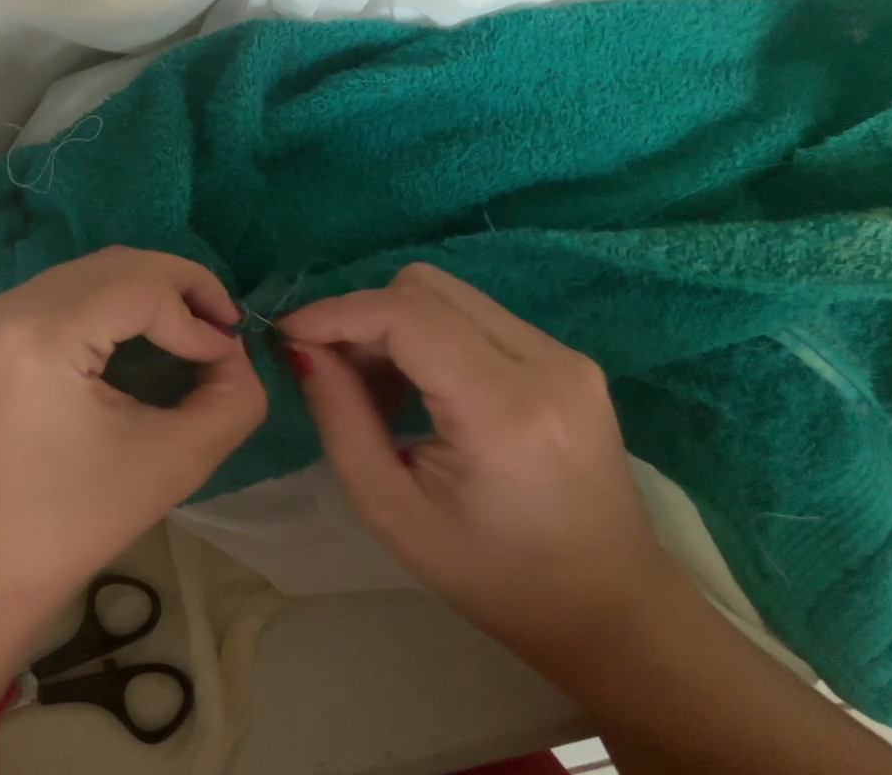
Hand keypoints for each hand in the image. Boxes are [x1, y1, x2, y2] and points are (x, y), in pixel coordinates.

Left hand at [0, 247, 264, 705]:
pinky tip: (142, 332)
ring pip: (89, 272)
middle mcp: (7, 308)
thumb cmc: (78, 520)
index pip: (140, 285)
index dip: (196, 310)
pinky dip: (109, 301)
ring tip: (191, 329)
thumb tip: (234, 351)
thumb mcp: (176, 459)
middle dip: (178, 287)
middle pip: (113, 265)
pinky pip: (62, 292)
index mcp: (41, 335)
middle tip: (222, 330)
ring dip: (146, 290)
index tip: (228, 354)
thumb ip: (232, 397)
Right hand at [278, 263, 676, 663]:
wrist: (605, 604)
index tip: (286, 334)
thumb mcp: (386, 505)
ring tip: (374, 385)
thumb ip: (338, 415)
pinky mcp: (565, 359)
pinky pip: (472, 315)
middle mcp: (546, 364)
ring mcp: (564, 356)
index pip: (407, 314)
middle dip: (362, 316)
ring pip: (446, 294)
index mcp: (504, 410)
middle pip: (425, 287)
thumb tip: (298, 347)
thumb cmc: (486, 571)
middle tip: (331, 368)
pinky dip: (424, 335)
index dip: (335, 312)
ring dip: (391, 323)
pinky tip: (415, 387)